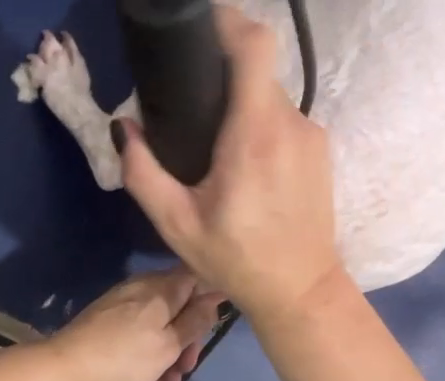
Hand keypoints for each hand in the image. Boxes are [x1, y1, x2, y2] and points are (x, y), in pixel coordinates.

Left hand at [40, 267, 223, 380]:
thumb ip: (196, 321)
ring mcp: (124, 302)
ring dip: (170, 352)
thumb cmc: (125, 358)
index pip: (199, 276)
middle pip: (180, 304)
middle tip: (188, 367)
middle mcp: (145, 286)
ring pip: (160, 322)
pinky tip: (150, 377)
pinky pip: (140, 330)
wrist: (67, 366)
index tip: (215, 326)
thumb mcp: (169, 345)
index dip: (213, 298)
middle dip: (189, 337)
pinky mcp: (108, 319)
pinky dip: (150, 350)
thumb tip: (215, 297)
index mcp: (164, 287)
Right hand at [113, 8, 347, 318]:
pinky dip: (261, 132)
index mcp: (253, 134)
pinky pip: (284, 123)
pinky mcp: (320, 151)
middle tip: (191, 111)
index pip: (252, 45)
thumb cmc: (235, 261)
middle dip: (222, 82)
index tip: (199, 27)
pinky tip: (246, 173)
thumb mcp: (177, 226)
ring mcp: (311, 135)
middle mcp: (289, 122)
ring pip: (269, 100)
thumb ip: (144, 175)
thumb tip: (124, 130)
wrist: (299, 290)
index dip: (227, 22)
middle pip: (255, 73)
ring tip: (216, 153)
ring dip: (241, 112)